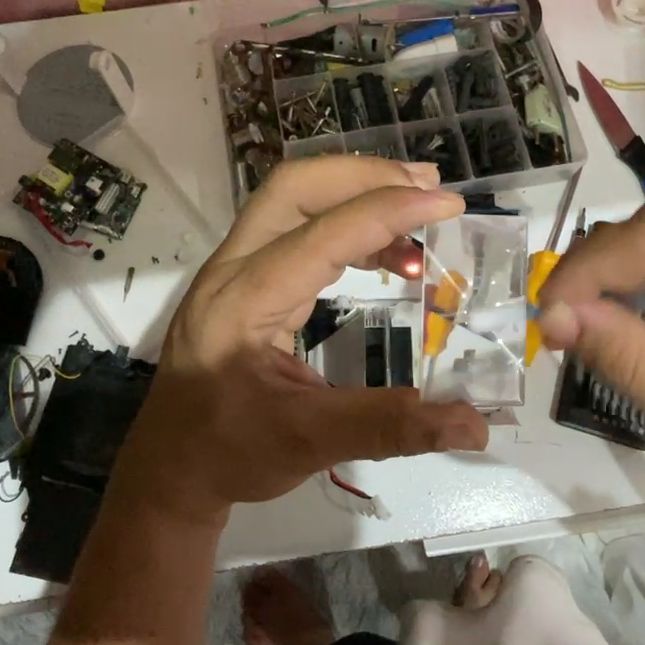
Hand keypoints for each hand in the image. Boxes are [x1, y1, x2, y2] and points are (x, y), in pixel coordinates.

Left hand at [111, 157, 489, 526]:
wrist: (170, 469)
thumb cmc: (228, 454)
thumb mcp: (308, 443)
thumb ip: (390, 427)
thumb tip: (474, 427)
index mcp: (244, 301)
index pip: (323, 233)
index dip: (390, 212)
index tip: (450, 204)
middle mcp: (233, 270)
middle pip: (295, 187)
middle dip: (365, 175)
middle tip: (429, 185)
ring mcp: (233, 271)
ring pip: (292, 200)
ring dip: (355, 194)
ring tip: (419, 216)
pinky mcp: (243, 282)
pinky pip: (293, 229)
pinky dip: (343, 226)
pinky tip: (383, 255)